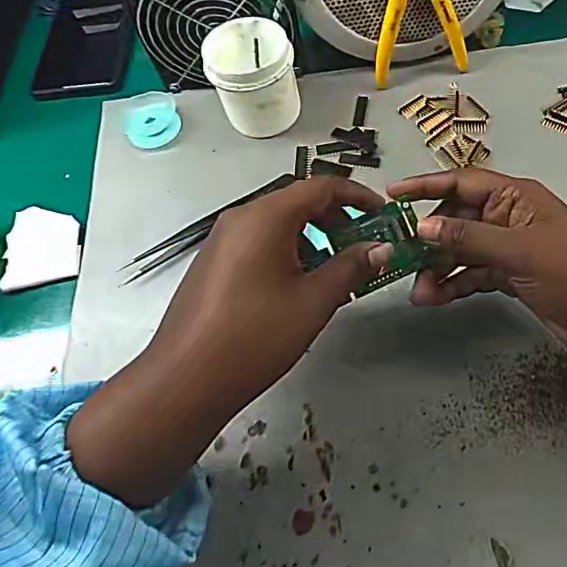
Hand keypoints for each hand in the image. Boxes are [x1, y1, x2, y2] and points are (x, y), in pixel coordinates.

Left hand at [68, 176, 384, 505]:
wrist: (186, 379)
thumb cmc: (251, 337)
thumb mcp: (314, 300)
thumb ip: (351, 267)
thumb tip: (379, 250)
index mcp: (266, 217)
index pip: (322, 186)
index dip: (358, 196)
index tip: (381, 214)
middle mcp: (241, 219)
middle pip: (300, 202)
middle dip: (338, 221)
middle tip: (365, 247)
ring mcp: (224, 240)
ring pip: (280, 224)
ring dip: (315, 240)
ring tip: (337, 274)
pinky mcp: (216, 262)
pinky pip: (260, 243)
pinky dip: (289, 253)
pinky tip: (303, 287)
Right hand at [386, 169, 566, 401]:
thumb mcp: (520, 252)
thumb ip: (469, 238)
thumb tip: (424, 227)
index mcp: (517, 197)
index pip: (462, 182)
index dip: (426, 186)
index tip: (393, 195)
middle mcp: (511, 218)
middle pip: (458, 219)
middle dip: (430, 239)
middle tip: (402, 257)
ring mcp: (511, 250)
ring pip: (463, 251)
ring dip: (439, 268)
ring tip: (418, 291)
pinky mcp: (513, 278)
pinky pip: (474, 274)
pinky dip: (454, 285)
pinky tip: (435, 297)